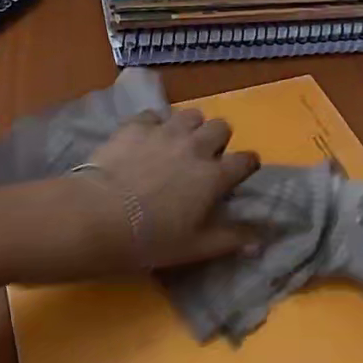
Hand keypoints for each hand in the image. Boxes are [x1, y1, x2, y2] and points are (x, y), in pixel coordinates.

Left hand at [71, 107, 259, 272]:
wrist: (101, 214)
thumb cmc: (152, 238)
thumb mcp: (196, 247)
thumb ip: (231, 239)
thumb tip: (260, 240)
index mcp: (214, 176)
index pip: (245, 160)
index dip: (247, 164)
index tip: (242, 171)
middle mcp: (194, 147)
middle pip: (220, 127)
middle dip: (218, 138)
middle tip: (205, 155)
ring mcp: (164, 132)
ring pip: (190, 114)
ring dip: (189, 126)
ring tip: (177, 141)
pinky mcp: (134, 126)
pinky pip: (152, 114)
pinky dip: (153, 124)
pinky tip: (145, 137)